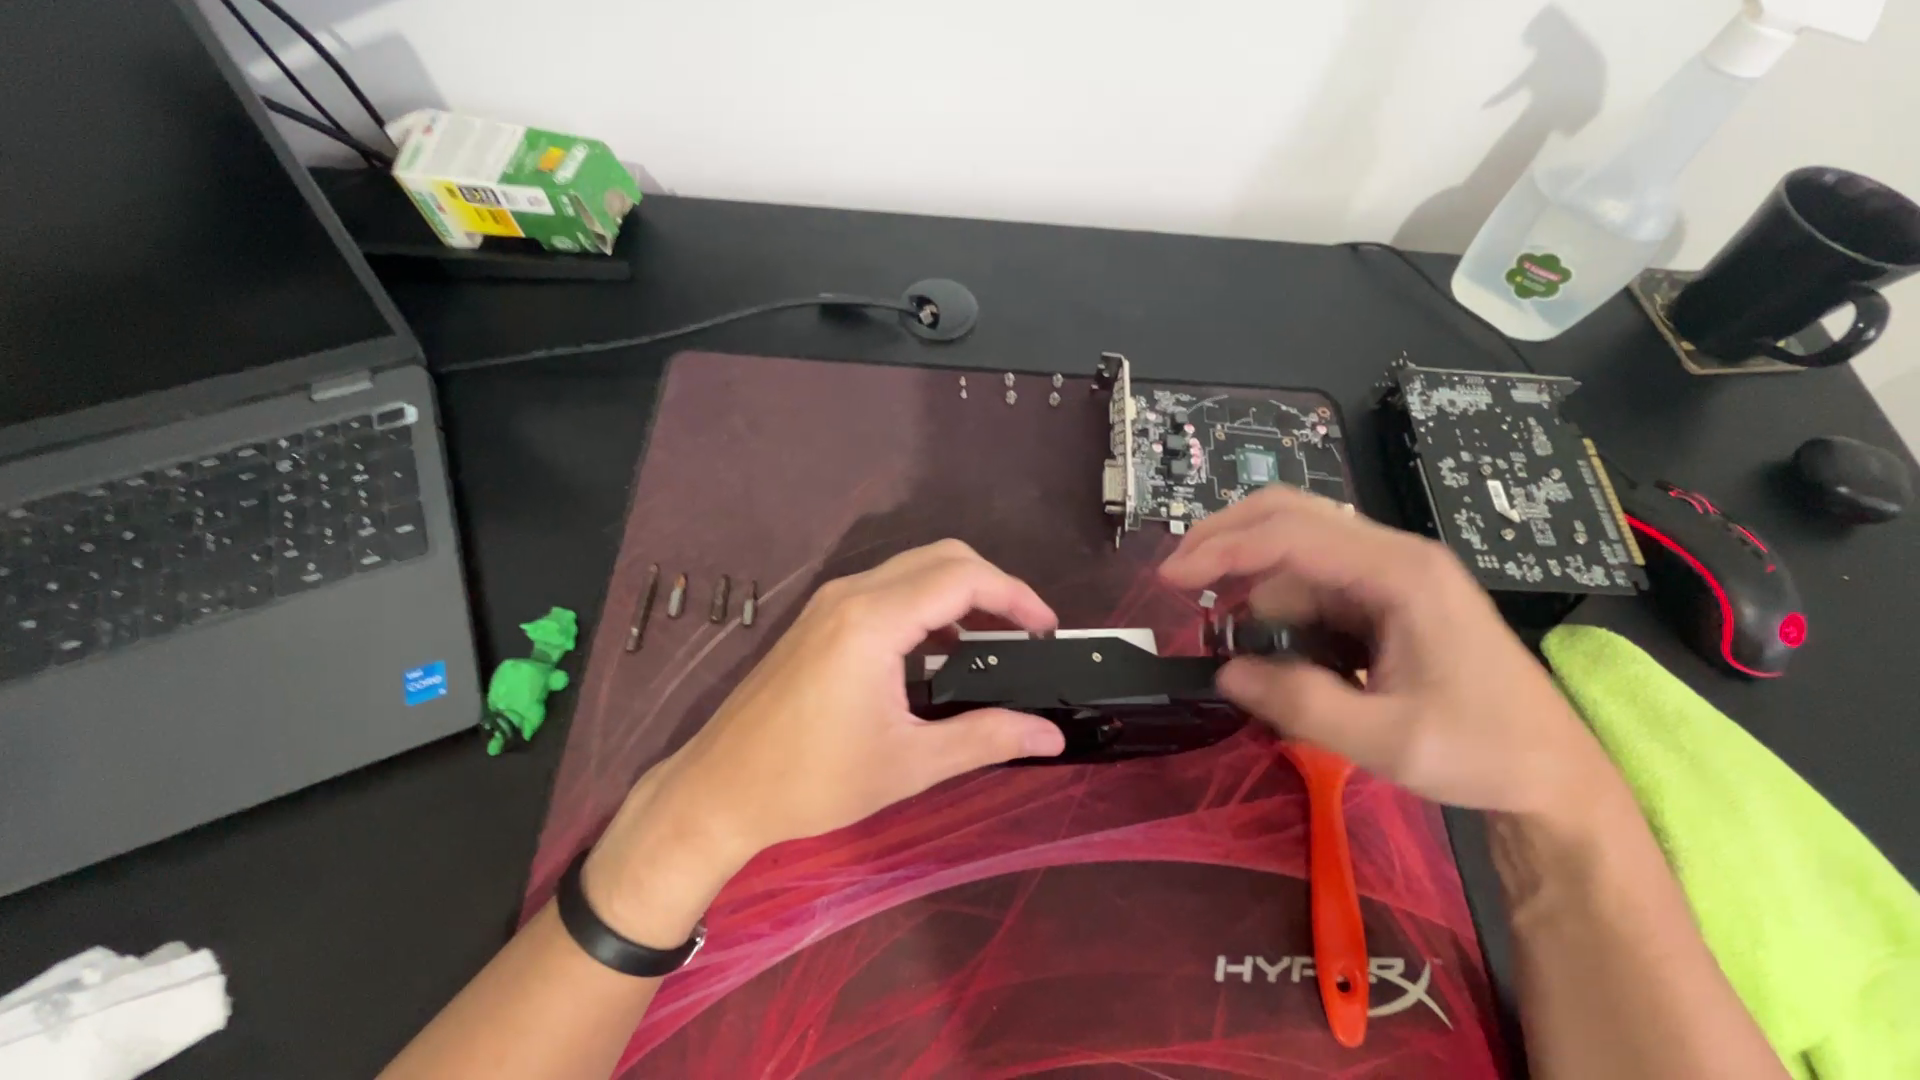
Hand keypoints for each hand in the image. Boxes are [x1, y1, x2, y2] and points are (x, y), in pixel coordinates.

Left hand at [584, 541, 1065, 940]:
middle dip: (994, 585)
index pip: (963, 578)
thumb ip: (985, 739)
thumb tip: (1048, 736)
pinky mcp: (819, 619)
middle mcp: (851, 595)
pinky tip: (939, 649)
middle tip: (1025, 631)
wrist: (719, 790)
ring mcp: (830, 603)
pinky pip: (887, 588)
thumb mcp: (909, 763)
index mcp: (874, 621)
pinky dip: (926, 603)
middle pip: (942, 557)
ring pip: (912, 568)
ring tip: (991, 640)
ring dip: (959, 591)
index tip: (1047, 629)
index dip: (1016, 595)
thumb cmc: (813, 780)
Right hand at [1159, 487, 1610, 815]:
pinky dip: (1275, 604)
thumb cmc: (1481, 751)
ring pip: (1296, 551)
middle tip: (1176, 578)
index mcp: (1401, 574)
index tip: (1170, 580)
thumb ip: (1300, 704)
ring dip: (1249, 581)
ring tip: (1216, 631)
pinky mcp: (1386, 598)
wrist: (1552, 773)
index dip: (1224, 550)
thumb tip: (1225, 671)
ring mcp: (1391, 575)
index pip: (1293, 536)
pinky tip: (1259, 641)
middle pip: (1292, 515)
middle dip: (1226, 538)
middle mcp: (1394, 557)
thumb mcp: (1387, 740)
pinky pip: (1313, 584)